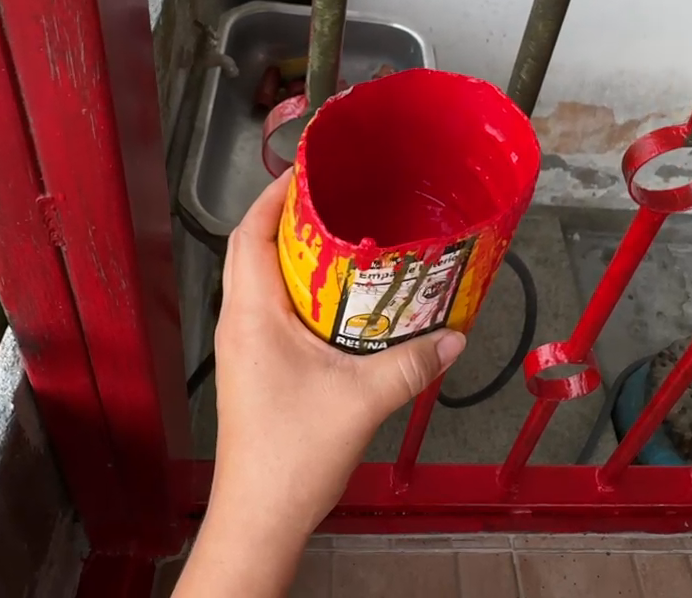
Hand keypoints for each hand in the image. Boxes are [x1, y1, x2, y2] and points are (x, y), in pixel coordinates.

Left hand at [205, 171, 464, 541]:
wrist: (259, 518)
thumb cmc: (293, 454)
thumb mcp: (362, 400)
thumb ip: (411, 363)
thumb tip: (453, 336)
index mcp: (251, 314)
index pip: (249, 234)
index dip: (273, 196)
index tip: (308, 172)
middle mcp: (238, 322)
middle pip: (249, 248)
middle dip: (284, 216)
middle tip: (331, 199)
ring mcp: (241, 345)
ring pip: (256, 277)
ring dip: (288, 251)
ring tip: (335, 236)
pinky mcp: (252, 366)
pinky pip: (266, 305)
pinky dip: (293, 285)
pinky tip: (332, 297)